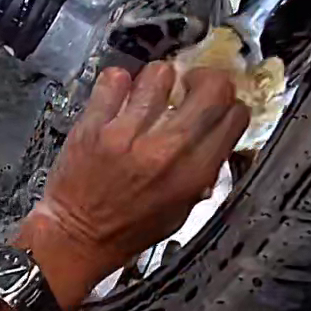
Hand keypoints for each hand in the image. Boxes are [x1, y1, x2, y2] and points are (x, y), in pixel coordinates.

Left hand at [16, 63, 249, 310]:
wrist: (76, 236)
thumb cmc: (125, 229)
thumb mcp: (179, 212)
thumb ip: (201, 174)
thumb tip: (215, 138)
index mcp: (193, 174)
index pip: (234, 117)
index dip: (230, 104)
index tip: (218, 103)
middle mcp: (165, 151)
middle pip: (211, 88)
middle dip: (204, 79)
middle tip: (191, 83)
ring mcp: (128, 135)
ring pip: (161, 74)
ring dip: (158, 78)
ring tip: (149, 91)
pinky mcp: (94, 125)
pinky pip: (115, 80)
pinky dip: (118, 82)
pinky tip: (119, 94)